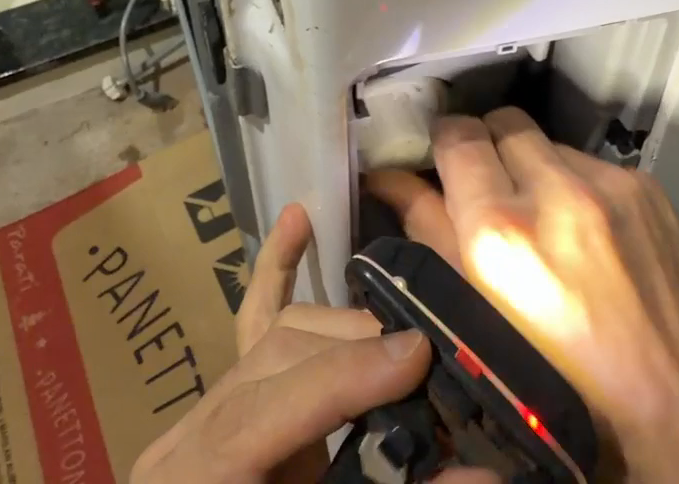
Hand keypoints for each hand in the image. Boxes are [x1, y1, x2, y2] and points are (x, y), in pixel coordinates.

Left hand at [132, 202, 496, 483]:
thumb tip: (488, 471)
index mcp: (200, 478)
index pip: (268, 406)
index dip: (347, 375)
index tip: (417, 355)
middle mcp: (190, 434)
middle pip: (276, 353)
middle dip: (359, 348)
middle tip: (428, 364)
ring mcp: (202, 410)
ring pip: (274, 330)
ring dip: (346, 328)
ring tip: (403, 345)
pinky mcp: (224, 403)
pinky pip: (252, 322)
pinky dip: (278, 268)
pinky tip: (298, 220)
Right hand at [367, 110, 678, 483]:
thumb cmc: (567, 389)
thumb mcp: (475, 320)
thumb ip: (430, 235)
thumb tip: (394, 182)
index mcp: (501, 234)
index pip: (457, 137)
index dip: (443, 142)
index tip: (440, 158)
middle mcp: (555, 195)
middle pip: (502, 122)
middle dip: (487, 146)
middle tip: (488, 186)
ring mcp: (607, 186)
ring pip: (547, 140)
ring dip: (532, 165)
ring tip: (542, 219)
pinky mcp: (645, 187)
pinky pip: (589, 161)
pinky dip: (574, 183)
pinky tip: (585, 231)